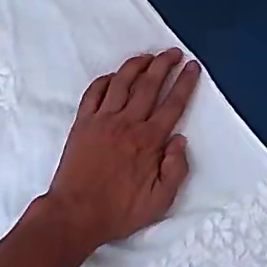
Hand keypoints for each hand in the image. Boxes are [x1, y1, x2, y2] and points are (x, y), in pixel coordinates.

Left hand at [39, 49, 197, 255]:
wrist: (75, 214)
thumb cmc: (118, 211)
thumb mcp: (159, 202)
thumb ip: (176, 170)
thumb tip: (180, 140)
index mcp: (148, 140)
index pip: (173, 104)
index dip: (185, 83)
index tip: (192, 67)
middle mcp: (127, 123)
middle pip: (149, 84)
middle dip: (164, 64)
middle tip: (174, 52)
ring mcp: (102, 119)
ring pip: (122, 82)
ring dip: (137, 64)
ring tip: (148, 56)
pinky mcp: (83, 122)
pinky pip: (94, 92)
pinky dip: (106, 79)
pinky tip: (114, 76)